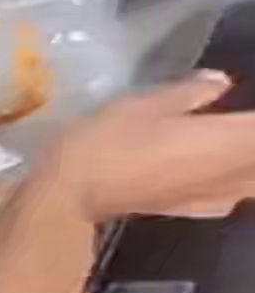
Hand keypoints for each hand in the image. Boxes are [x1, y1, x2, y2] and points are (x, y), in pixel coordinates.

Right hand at [30, 70, 254, 221]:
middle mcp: (241, 167)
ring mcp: (215, 193)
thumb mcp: (133, 108)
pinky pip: (224, 200)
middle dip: (246, 146)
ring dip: (243, 170)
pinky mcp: (183, 209)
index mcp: (241, 136)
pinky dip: (224, 191)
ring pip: (253, 182)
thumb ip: (184, 93)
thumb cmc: (97, 149)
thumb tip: (216, 82)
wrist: (58, 201)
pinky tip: (206, 183)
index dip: (247, 123)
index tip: (232, 118)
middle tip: (228, 137)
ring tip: (223, 159)